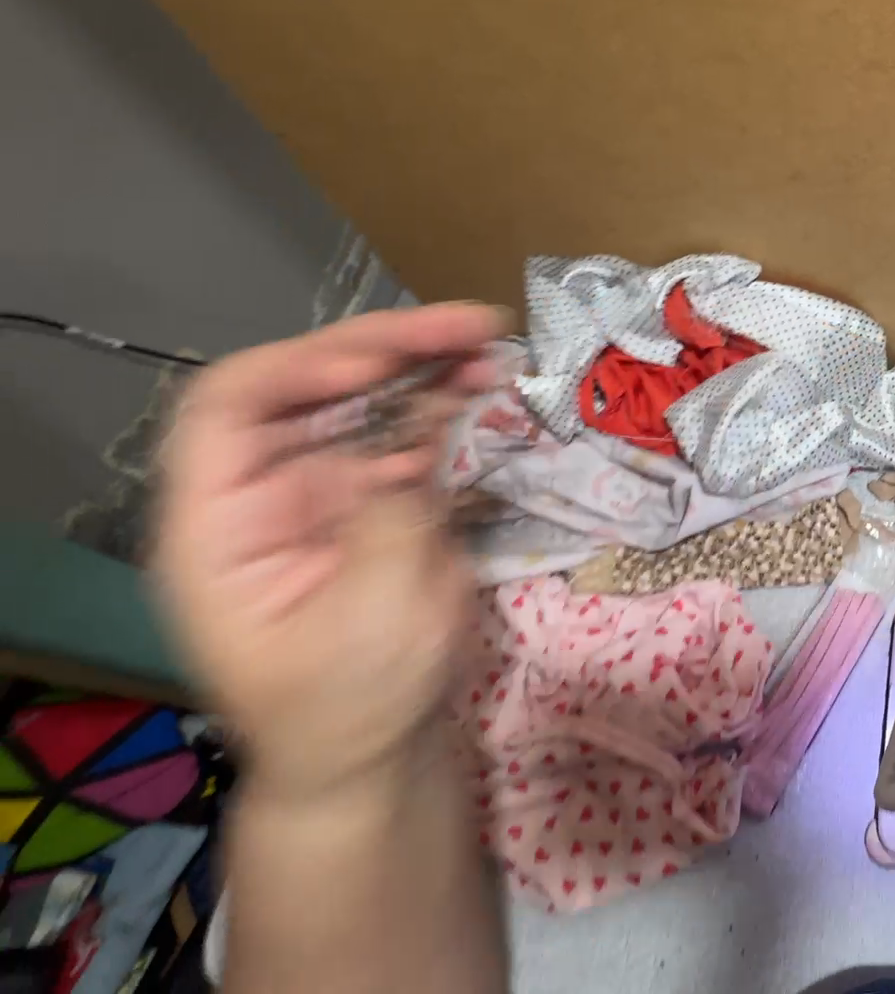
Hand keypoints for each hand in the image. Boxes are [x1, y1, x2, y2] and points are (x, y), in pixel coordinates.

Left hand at [154, 306, 503, 799]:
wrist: (373, 747)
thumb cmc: (352, 700)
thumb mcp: (373, 619)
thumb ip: (387, 524)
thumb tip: (410, 441)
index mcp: (223, 522)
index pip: (234, 408)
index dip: (307, 367)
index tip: (392, 359)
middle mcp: (268, 491)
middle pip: (309, 390)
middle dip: (388, 349)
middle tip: (471, 328)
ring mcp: (327, 494)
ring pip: (366, 406)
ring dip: (426, 370)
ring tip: (490, 350)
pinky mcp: (378, 505)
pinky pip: (409, 441)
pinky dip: (448, 412)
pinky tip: (485, 394)